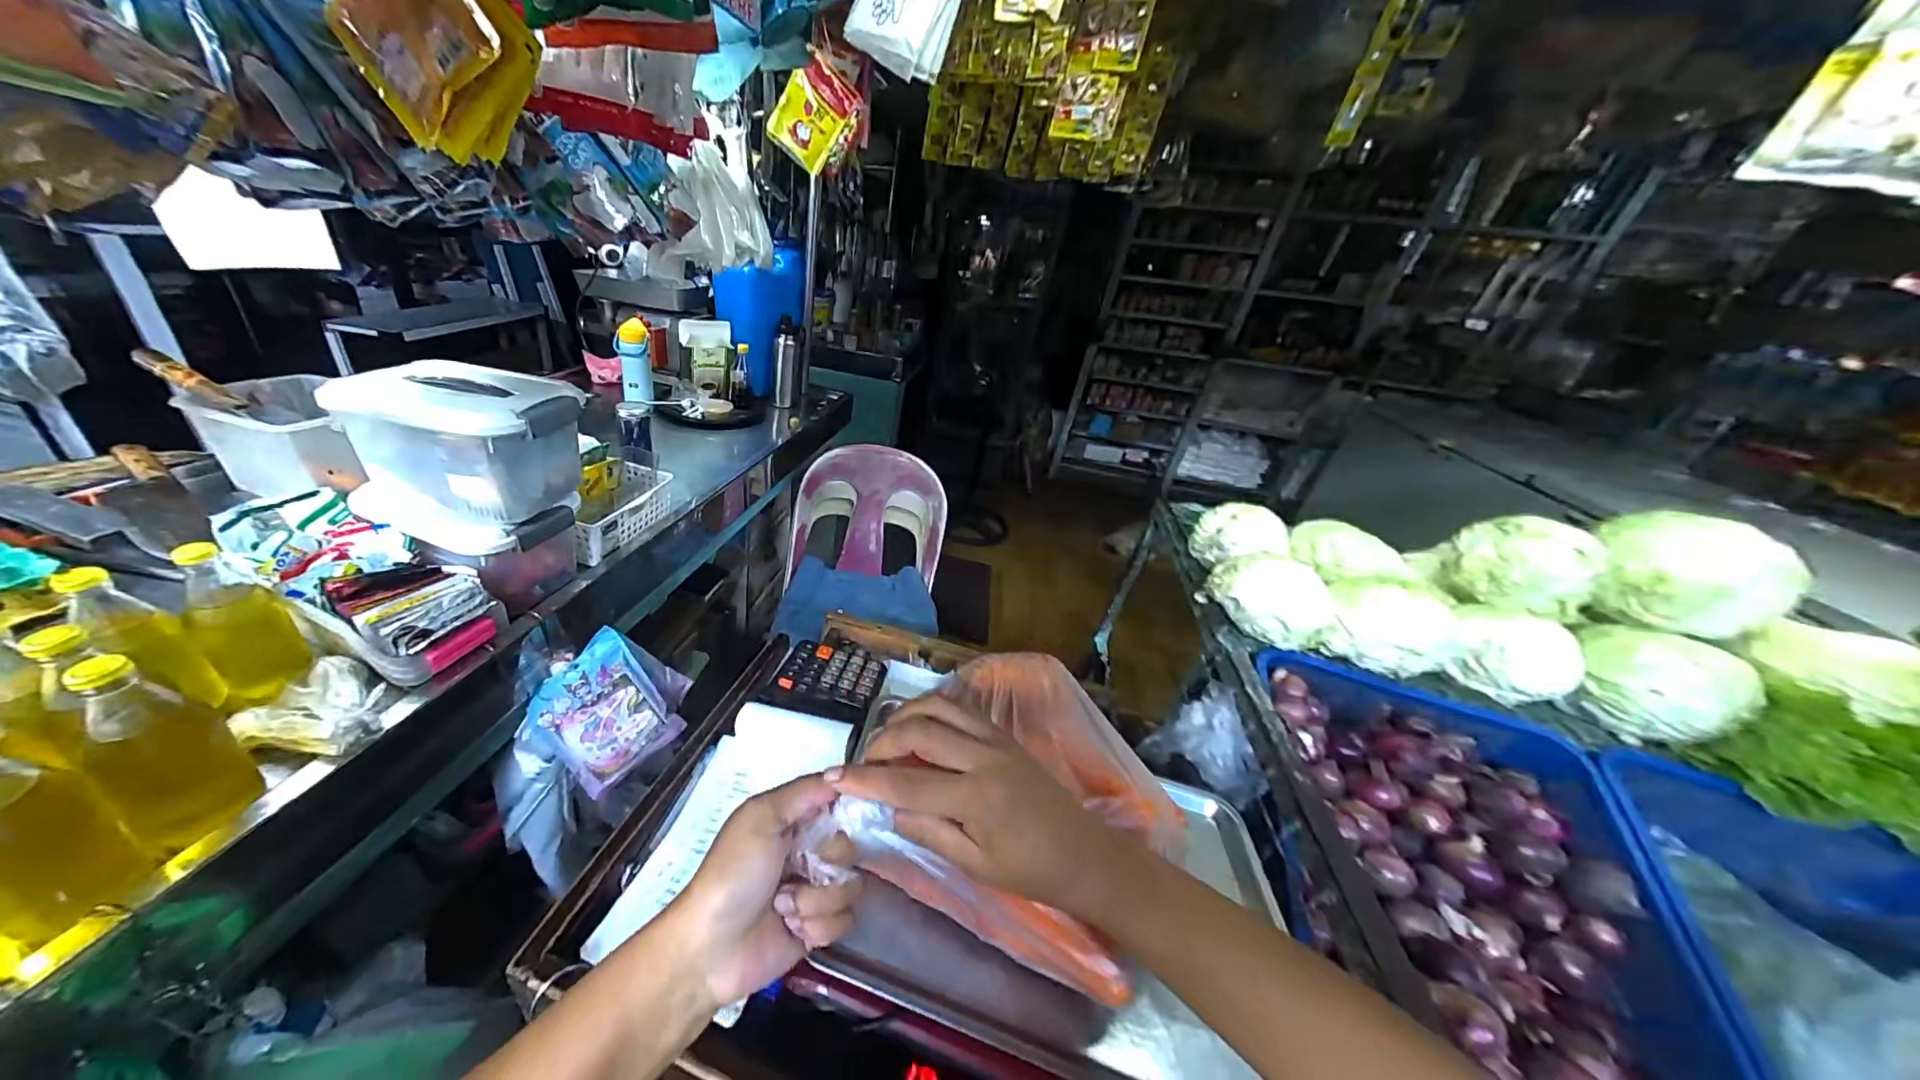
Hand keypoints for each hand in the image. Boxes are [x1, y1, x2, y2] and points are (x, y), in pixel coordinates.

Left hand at [667, 774, 861, 1007]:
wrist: (710, 948)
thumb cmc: (733, 874)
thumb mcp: (761, 817)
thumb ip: (805, 791)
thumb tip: (842, 773)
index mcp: (795, 823)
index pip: (841, 807)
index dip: (847, 816)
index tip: (835, 826)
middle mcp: (809, 853)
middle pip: (852, 849)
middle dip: (829, 864)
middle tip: (797, 872)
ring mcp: (816, 892)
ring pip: (851, 887)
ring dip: (817, 901)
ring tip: (784, 908)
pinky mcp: (819, 928)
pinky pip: (846, 920)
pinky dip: (819, 926)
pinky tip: (792, 929)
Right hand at [828, 696, 1148, 921]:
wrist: (1084, 852)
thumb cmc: (1030, 870)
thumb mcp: (975, 865)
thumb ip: (930, 832)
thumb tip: (889, 811)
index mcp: (975, 797)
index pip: (906, 782)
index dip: (865, 779)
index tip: (832, 778)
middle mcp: (984, 756)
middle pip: (919, 729)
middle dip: (881, 740)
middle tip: (863, 761)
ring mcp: (996, 738)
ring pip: (940, 705)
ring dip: (906, 714)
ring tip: (887, 737)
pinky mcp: (1004, 733)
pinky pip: (961, 707)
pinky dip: (933, 708)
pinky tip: (919, 725)